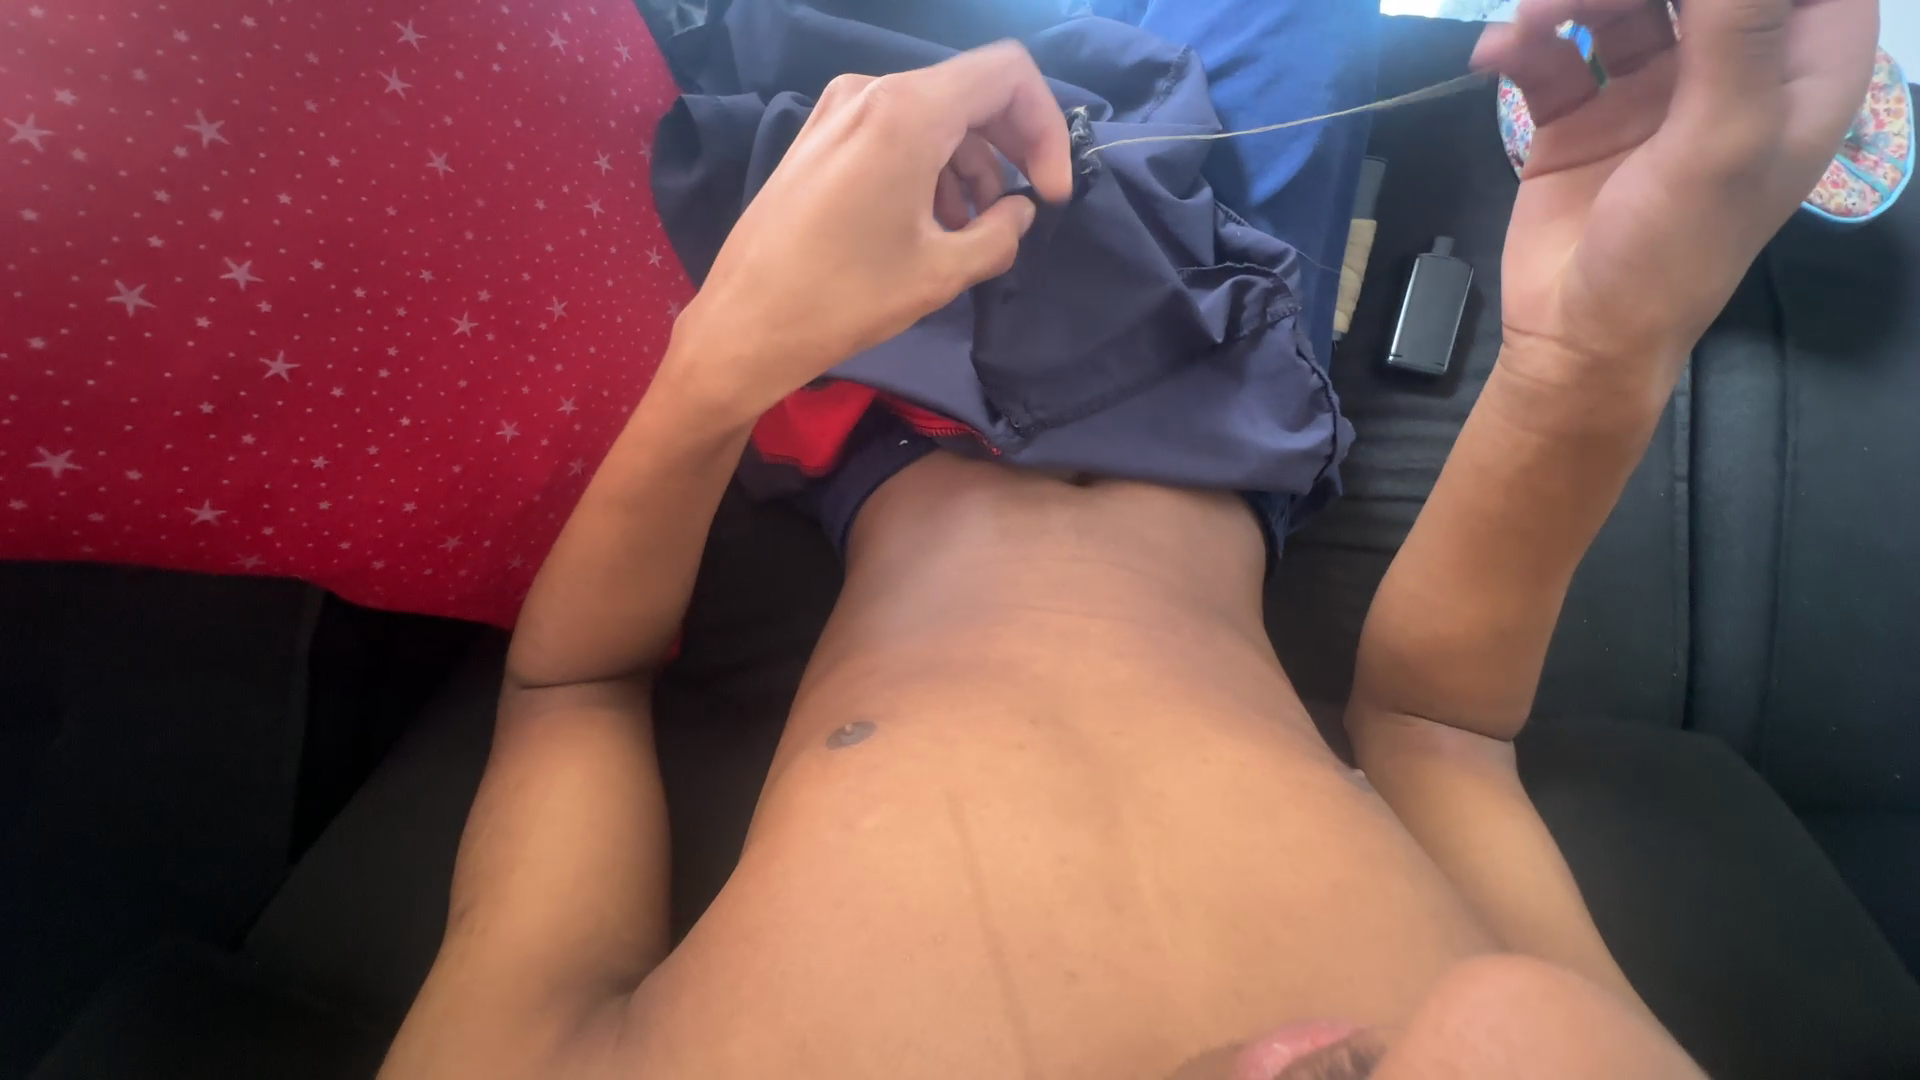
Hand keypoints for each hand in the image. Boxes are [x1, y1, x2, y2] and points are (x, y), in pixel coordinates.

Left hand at [662, 41, 1073, 421]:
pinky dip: (926, 171)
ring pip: (930, 119)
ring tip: (968, 235)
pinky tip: (925, 226)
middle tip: (1018, 214)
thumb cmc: (846, 298)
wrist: (747, 323)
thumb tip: (1020, 213)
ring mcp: (837, 113)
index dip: (1045, 129)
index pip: (1007, 75)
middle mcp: (871, 92)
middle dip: (1008, 151)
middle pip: (968, 94)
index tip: (1049, 193)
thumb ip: (999, 235)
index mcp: (907, 111)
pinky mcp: (818, 141)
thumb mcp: (940, 273)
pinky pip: (892, 136)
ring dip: (965, 170)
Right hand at [1477, 0, 1877, 384]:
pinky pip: (1551, 66)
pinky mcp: (1575, 125)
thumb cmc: (1673, 251)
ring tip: (1527, 22)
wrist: (1577, 333)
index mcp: (1798, 63)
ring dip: (1568, 5)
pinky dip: (1521, 53)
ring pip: (1615, 11)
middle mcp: (1724, 67)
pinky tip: (1494, 56)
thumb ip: (1737, 32)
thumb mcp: (1726, 138)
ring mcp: (1644, 96)